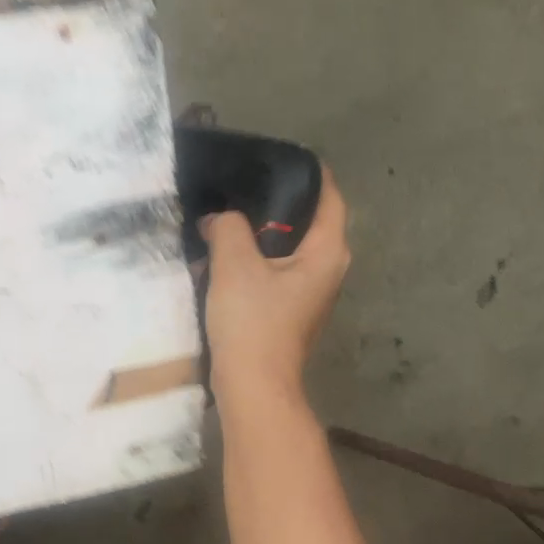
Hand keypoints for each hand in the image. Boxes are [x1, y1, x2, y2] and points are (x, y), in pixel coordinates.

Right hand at [203, 166, 350, 402]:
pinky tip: (214, 268)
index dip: (307, 175)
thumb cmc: (252, 322)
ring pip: (281, 252)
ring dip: (251, 242)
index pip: (328, 198)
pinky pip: (268, 276)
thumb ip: (228, 230)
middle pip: (301, 225)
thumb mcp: (234, 267)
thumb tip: (220, 218)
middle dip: (268, 210)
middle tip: (233, 195)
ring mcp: (307, 294)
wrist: (252, 383)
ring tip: (216, 231)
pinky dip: (246, 266)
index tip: (277, 160)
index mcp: (327, 251)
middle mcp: (326, 269)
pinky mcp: (285, 312)